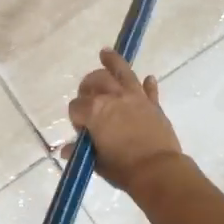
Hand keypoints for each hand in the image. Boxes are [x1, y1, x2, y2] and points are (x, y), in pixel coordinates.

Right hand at [67, 49, 183, 192]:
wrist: (157, 170)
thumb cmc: (122, 168)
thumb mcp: (96, 161)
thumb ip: (81, 151)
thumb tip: (66, 151)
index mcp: (95, 111)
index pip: (76, 106)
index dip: (75, 118)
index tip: (81, 131)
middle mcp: (114, 97)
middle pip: (95, 81)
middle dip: (87, 86)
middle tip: (86, 94)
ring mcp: (135, 98)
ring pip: (122, 72)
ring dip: (113, 61)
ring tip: (106, 53)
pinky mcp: (153, 105)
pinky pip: (149, 89)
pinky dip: (147, 84)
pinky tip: (147, 79)